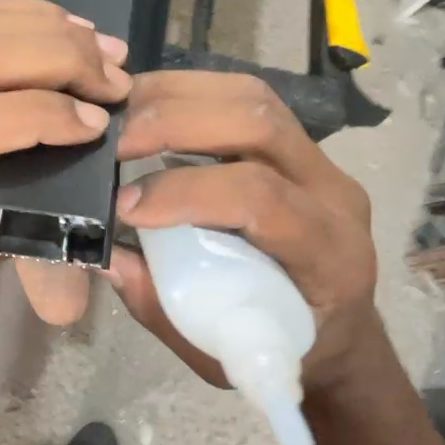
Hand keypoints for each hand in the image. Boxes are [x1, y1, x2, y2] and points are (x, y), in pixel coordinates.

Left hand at [0, 0, 131, 323]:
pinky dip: (39, 15)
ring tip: (108, 54)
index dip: (39, 113)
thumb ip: (47, 279)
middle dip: (59, 61)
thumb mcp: (24, 254)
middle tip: (117, 82)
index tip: (96, 124)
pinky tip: (83, 32)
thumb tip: (70, 304)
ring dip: (55, 32)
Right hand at [105, 71, 381, 391]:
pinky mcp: (291, 141)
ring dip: (173, 96)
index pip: (261, 196)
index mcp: (329, 255)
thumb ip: (163, 307)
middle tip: (110, 144)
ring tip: (117, 115)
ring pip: (248, 95)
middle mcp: (332, 193)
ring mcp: (316, 159)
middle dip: (173, 123)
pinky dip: (181, 93)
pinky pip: (238, 96)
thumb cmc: (286, 350)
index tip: (125, 208)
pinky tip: (141, 108)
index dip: (186, 191)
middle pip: (258, 122)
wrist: (339, 336)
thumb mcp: (223, 352)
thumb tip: (105, 255)